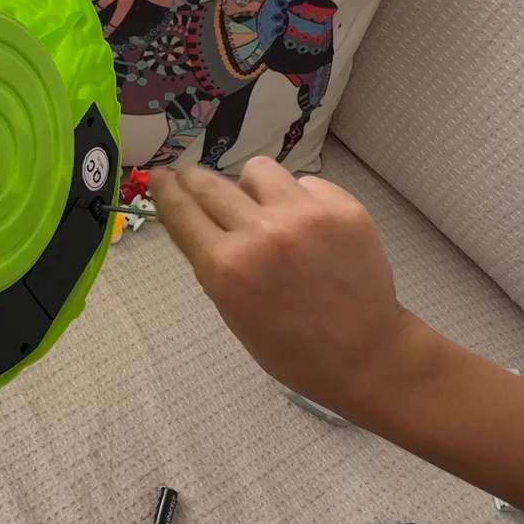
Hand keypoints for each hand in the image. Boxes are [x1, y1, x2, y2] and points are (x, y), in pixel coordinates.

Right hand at [150, 158, 439, 421]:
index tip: (159, 175)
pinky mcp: (342, 207)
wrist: (364, 353)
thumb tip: (196, 216)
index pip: (181, 212)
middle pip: (210, 184)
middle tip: (193, 177)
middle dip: (194, 178)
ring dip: (252, 186)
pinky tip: (310, 227)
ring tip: (266, 210)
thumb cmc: (289, 346)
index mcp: (226, 267)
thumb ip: (213, 261)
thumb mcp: (232, 310)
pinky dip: (299, 200)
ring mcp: (304, 215)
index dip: (165, 189)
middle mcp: (260, 233)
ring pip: (258, 170)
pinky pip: (304, 183)